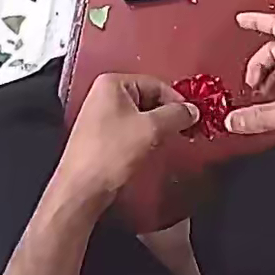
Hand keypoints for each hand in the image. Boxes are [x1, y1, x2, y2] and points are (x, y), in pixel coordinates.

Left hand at [50, 74, 197, 205]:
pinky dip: (145, 136)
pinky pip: (131, 128)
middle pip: (149, 98)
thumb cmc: (112, 152)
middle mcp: (104, 95)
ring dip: (158, 127)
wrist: (81, 189)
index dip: (176, 100)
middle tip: (184, 129)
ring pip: (141, 115)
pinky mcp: (102, 135)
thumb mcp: (151, 129)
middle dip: (167, 114)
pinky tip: (151, 149)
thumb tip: (193, 110)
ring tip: (168, 140)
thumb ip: (176, 115)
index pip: (156, 84)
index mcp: (113, 84)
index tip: (192, 116)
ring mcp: (101, 115)